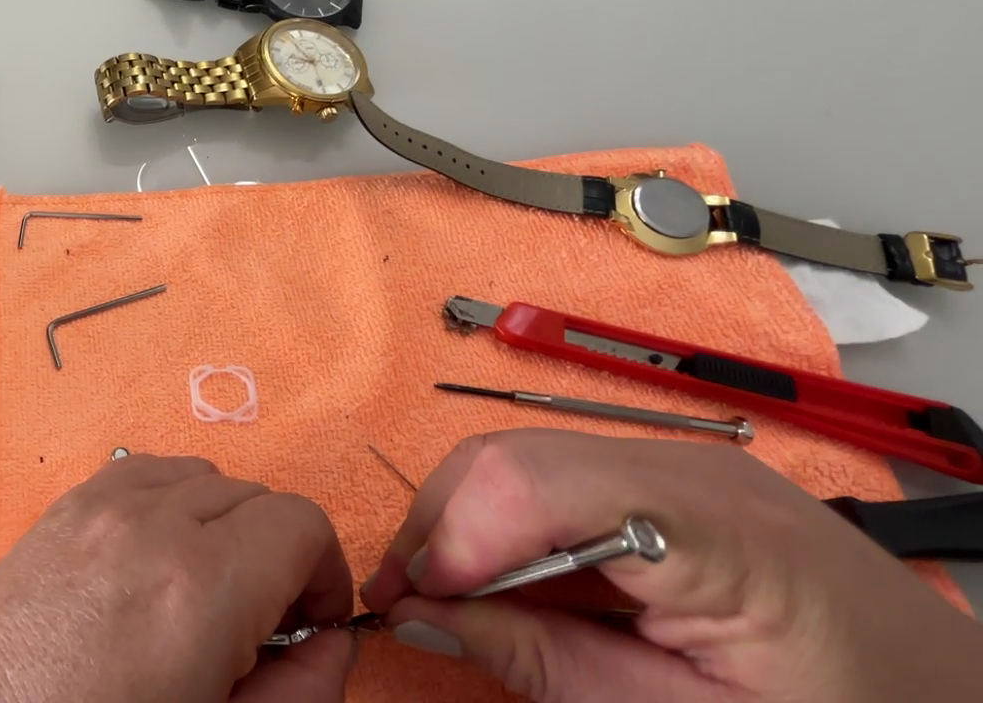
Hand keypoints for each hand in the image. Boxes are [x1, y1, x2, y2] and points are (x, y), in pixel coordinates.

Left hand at [0, 454, 356, 702]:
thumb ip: (301, 691)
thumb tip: (334, 640)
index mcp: (199, 586)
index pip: (300, 521)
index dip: (324, 571)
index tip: (312, 620)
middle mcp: (151, 522)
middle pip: (256, 494)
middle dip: (277, 552)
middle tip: (261, 621)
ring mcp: (101, 502)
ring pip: (203, 474)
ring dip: (223, 521)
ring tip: (205, 586)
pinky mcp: (66, 501)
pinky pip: (145, 469)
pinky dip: (170, 497)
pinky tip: (158, 553)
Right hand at [358, 429, 982, 702]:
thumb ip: (543, 661)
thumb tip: (417, 613)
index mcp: (718, 529)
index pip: (536, 483)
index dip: (454, 534)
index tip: (409, 602)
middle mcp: (686, 465)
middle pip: (511, 458)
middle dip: (439, 527)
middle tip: (403, 599)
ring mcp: (678, 462)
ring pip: (518, 460)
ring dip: (462, 524)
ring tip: (440, 593)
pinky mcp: (668, 478)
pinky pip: (552, 479)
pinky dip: (506, 526)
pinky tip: (500, 577)